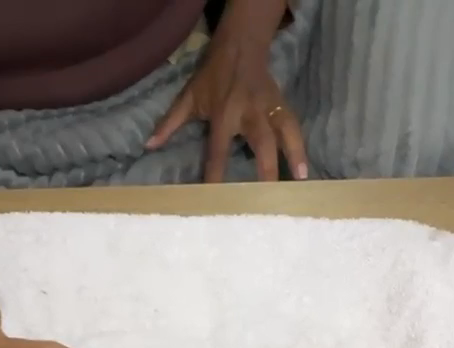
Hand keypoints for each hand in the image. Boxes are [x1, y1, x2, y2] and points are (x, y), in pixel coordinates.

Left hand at [148, 0, 305, 182]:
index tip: (214, 196)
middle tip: (267, 194)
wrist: (241, 46)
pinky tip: (304, 167)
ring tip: (301, 180)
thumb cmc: (211, 77)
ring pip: (286, 132)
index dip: (215, 173)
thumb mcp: (188, 98)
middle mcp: (250, 112)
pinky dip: (300, 145)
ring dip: (295, 155)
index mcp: (224, 114)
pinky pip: (293, 126)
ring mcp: (270, 108)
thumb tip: (148, 145)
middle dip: (266, 167)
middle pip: (261, 142)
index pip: (218, 150)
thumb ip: (169, 124)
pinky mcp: (282, 105)